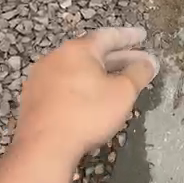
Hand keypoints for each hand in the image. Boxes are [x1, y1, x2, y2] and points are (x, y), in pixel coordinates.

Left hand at [12, 27, 157, 163]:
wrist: (44, 147)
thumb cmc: (88, 113)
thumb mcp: (123, 92)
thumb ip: (139, 73)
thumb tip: (149, 62)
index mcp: (77, 50)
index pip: (108, 35)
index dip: (129, 36)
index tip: (143, 36)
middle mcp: (56, 58)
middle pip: (92, 52)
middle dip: (119, 57)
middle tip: (140, 61)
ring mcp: (41, 78)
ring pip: (78, 69)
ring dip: (101, 72)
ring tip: (120, 80)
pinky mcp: (34, 98)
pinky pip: (65, 83)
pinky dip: (84, 85)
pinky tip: (94, 96)